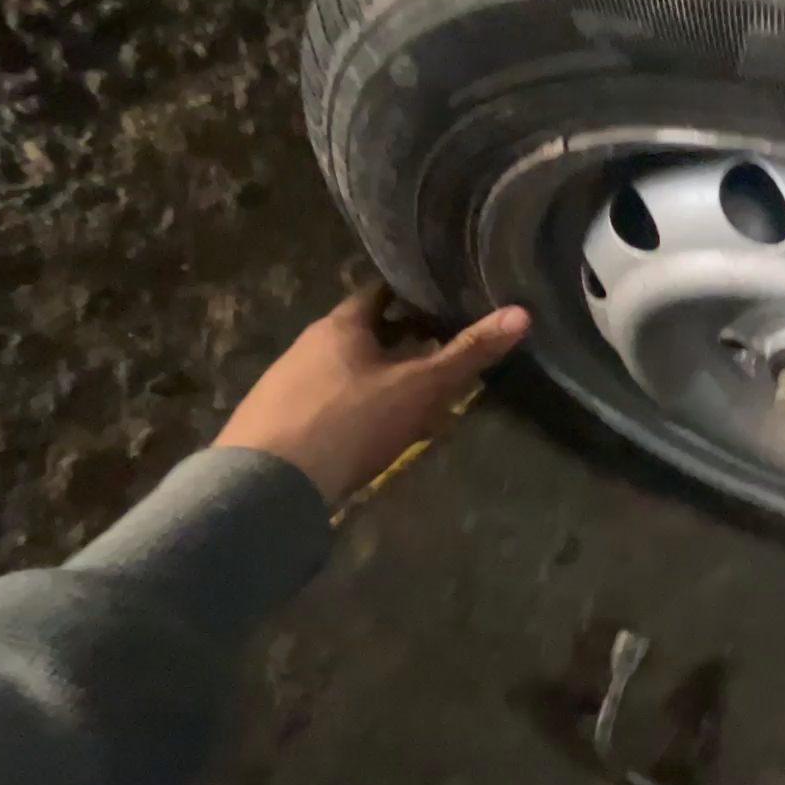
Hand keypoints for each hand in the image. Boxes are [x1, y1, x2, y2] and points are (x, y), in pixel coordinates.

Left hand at [213, 284, 530, 505]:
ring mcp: (286, 385)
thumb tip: (523, 313)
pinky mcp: (276, 422)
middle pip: (366, 332)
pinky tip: (378, 430)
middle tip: (445, 349)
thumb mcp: (421, 386)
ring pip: (349, 369)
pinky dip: (359, 405)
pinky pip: (330, 401)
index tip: (448, 298)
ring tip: (420, 394)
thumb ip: (470, 352)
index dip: (416, 294)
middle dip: (406, 340)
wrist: (261, 491)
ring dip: (383, 376)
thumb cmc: (349, 422)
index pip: (381, 293)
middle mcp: (308, 346)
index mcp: (340, 326)